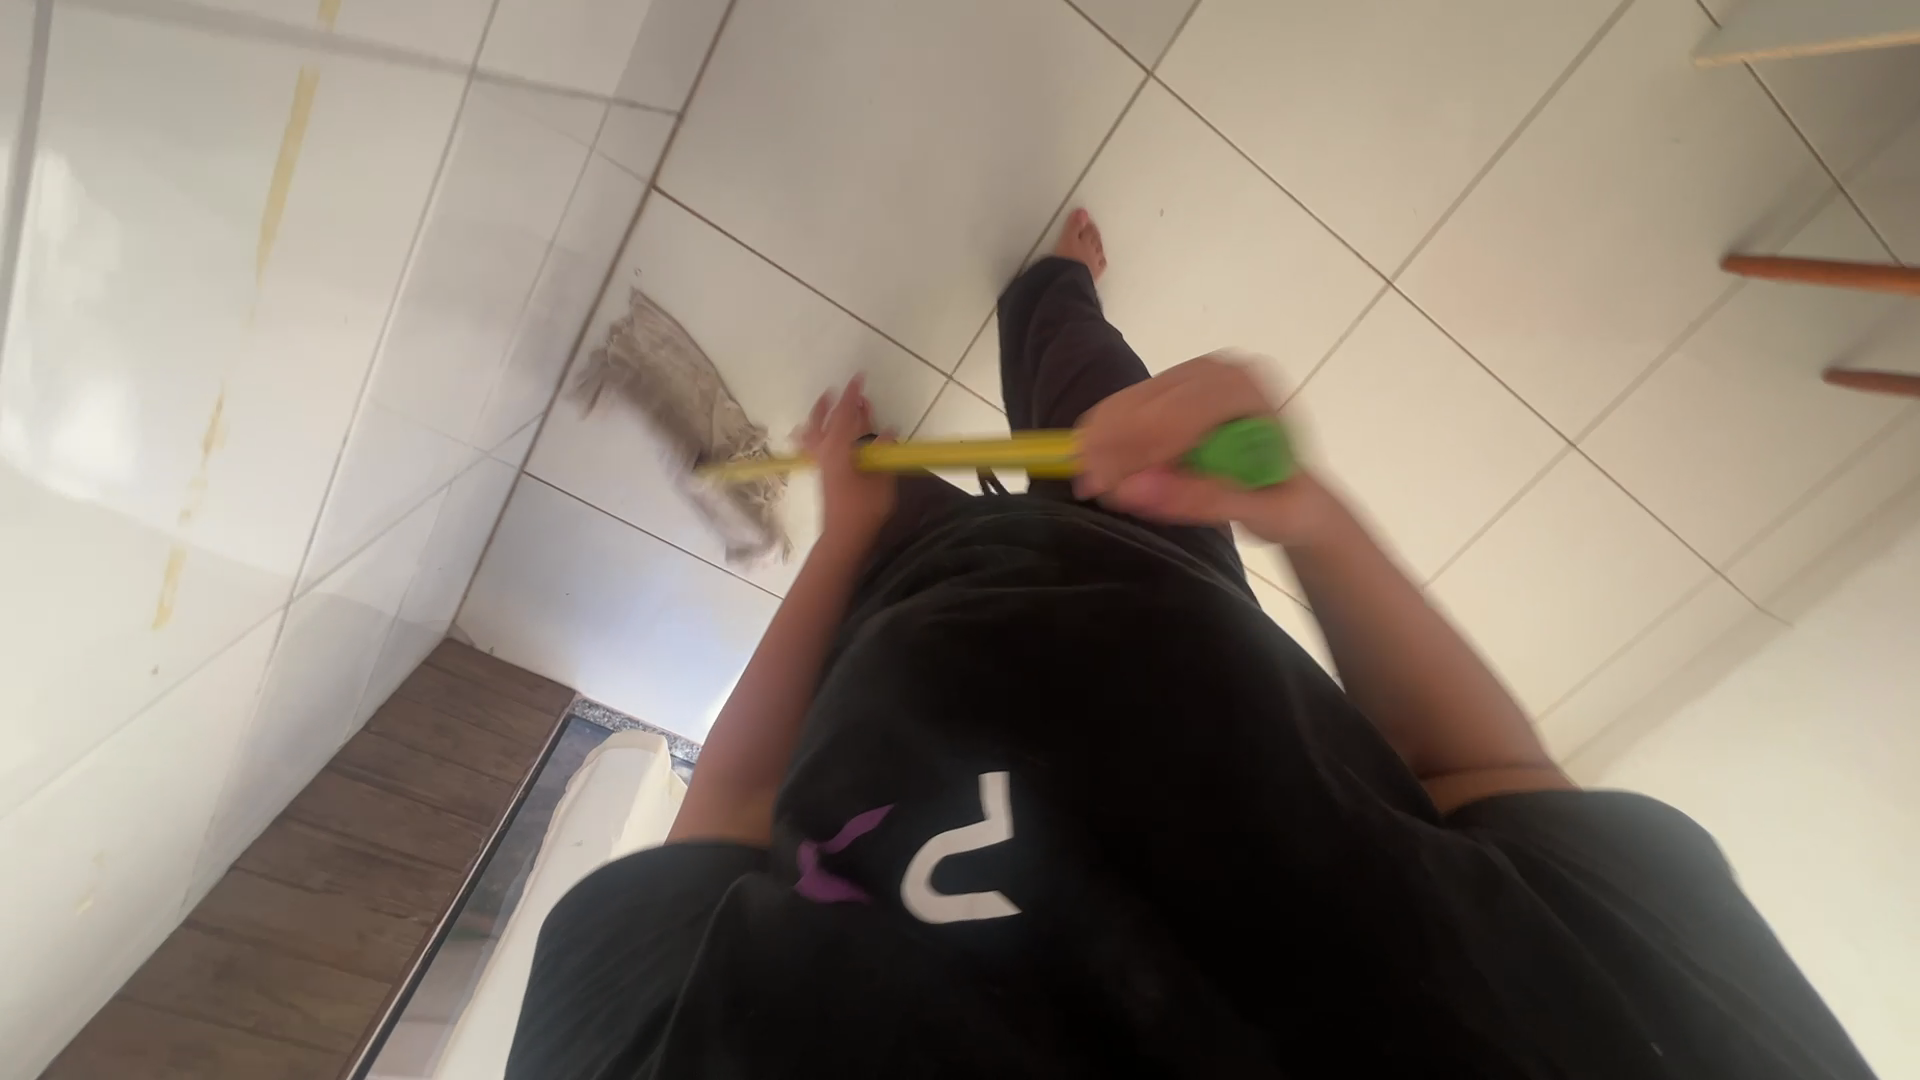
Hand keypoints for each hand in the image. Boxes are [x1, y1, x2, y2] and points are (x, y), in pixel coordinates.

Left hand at [801, 375, 895, 544]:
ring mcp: (820, 463)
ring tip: (826, 402)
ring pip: (813, 432)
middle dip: (836, 403)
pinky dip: (813, 433)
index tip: (859, 378)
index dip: (853, 395)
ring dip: (821, 415)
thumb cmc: (865, 509)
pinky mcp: (821, 473)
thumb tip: (888, 430)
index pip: (846, 414)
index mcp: (840, 449)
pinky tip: (815, 433)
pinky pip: (811, 445)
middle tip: (847, 390)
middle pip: (824, 420)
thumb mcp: (882, 479)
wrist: (844, 536)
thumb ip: (883, 451)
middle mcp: (825, 452)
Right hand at [1073, 353, 1336, 546]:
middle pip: (1148, 402)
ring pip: (1129, 402)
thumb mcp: (1260, 512)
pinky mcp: (1171, 386)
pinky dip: (1106, 436)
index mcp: (1249, 392)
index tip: (1106, 483)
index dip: (1138, 447)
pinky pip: (1126, 406)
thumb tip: (1136, 490)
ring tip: (1091, 482)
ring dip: (1103, 442)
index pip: (1182, 410)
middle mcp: (1221, 371)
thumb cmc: (1285, 504)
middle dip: (1112, 446)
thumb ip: (1203, 500)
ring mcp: (1193, 375)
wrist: (1290, 491)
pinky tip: (1101, 466)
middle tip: (1087, 487)